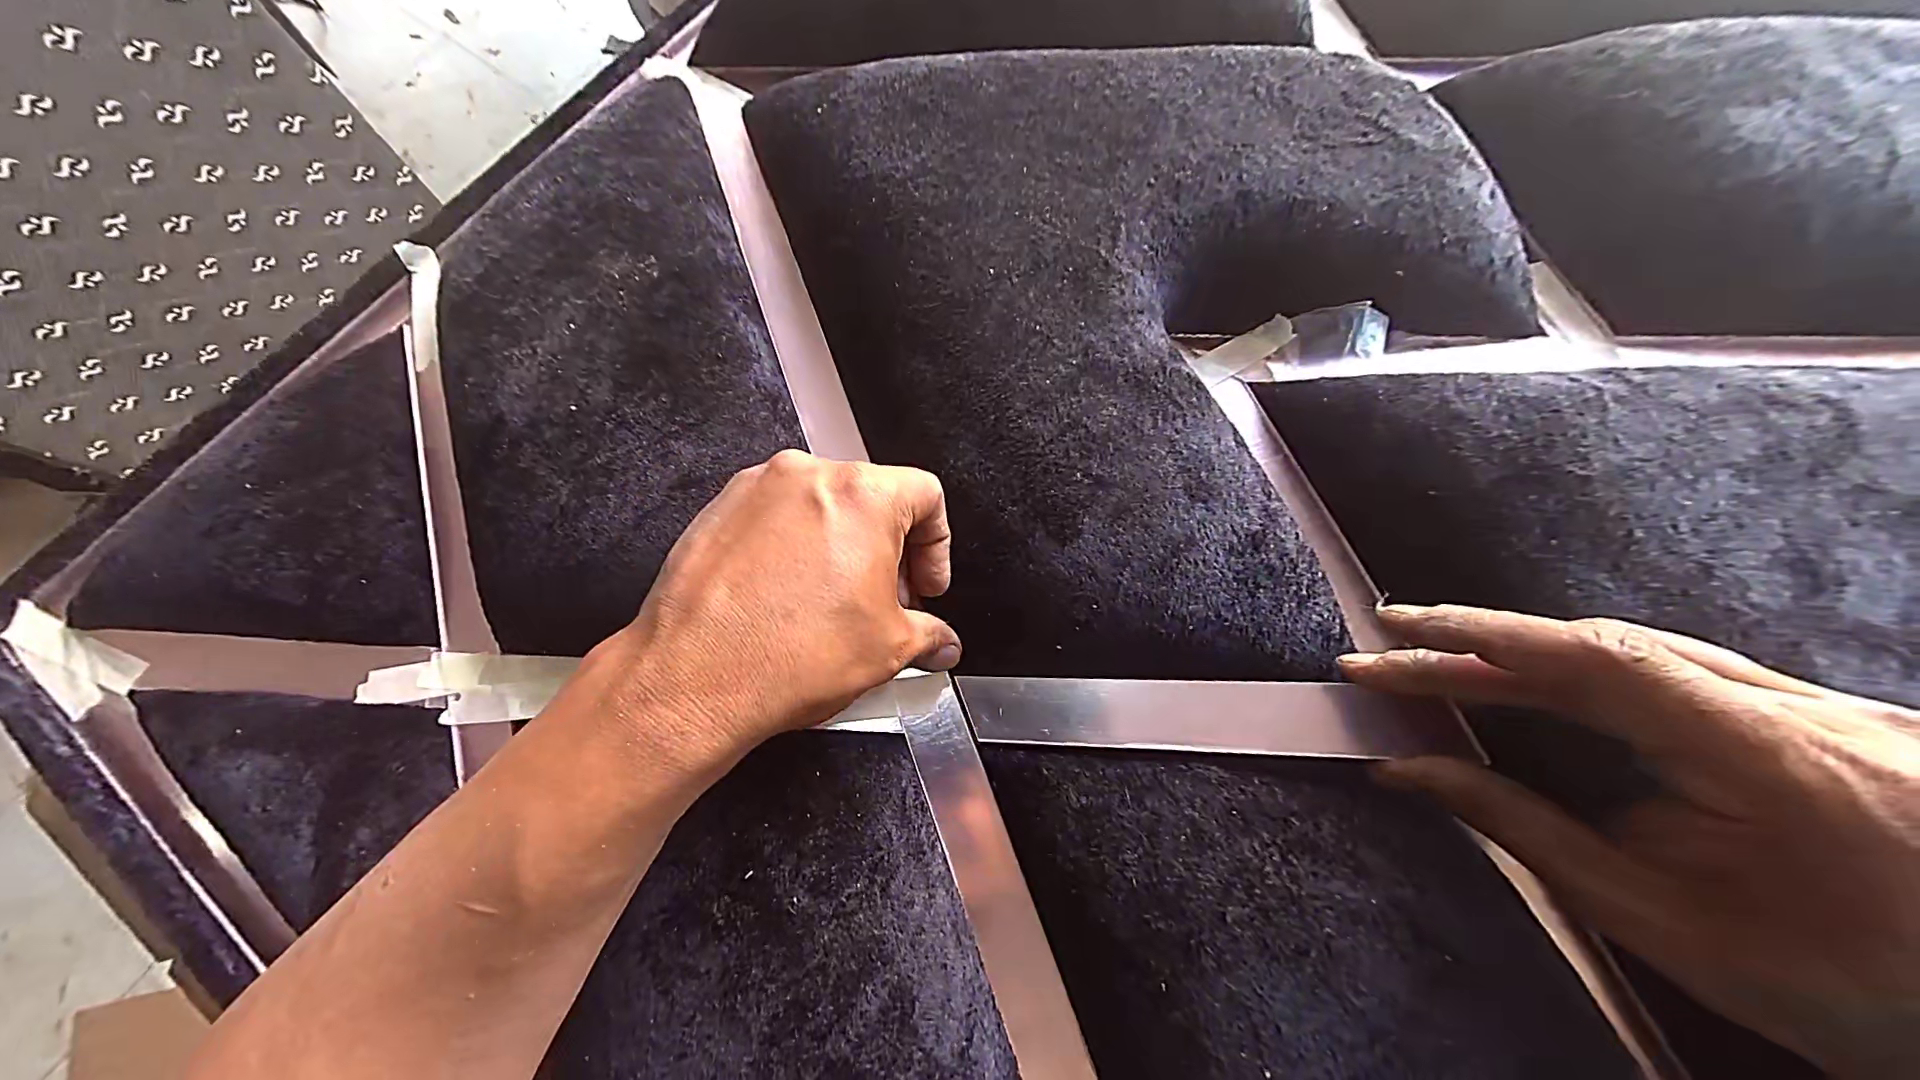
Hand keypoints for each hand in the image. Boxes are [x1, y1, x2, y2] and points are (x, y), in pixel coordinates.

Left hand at [582, 450, 959, 775]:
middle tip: (887, 599)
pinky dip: (795, 548)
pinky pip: (776, 517)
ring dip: (843, 547)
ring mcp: (758, 490)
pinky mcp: (720, 510)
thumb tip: (939, 640)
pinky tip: (792, 598)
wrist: (693, 680)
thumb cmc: (783, 657)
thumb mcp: (887, 649)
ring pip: (824, 505)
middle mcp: (808, 477)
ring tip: (836, 604)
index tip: (924, 582)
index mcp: (862, 496)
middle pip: (874, 498)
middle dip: (891, 551)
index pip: (926, 495)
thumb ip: (929, 635)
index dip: (937, 545)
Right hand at [1339, 605, 1919, 1079]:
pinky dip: (1583, 664)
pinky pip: (1676, 665)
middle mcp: (1810, 710)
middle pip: (1601, 644)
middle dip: (1478, 645)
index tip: (1392, 633)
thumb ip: (1520, 828)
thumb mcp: (1655, 919)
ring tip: (1440, 663)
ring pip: (1637, 646)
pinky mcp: (1828, 712)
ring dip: (1524, 652)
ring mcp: (1831, 704)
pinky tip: (1539, 676)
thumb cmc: (1842, 994)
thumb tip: (1405, 771)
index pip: (1593, 660)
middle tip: (1389, 654)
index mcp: (1771, 760)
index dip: (1478, 635)